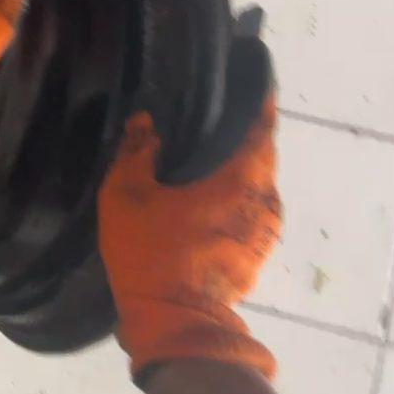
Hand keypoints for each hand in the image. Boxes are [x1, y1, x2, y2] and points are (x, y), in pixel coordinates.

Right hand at [99, 99, 281, 383]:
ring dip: (235, 166)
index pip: (261, 129)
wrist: (176, 317)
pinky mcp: (256, 250)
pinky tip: (200, 190)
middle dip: (240, 133)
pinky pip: (248, 206)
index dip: (258, 101)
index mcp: (242, 180)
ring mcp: (266, 229)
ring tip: (202, 150)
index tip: (252, 76)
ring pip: (255, 183)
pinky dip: (230, 190)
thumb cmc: (151, 250)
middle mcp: (266, 201)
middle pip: (261, 155)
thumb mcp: (127, 194)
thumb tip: (145, 121)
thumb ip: (137, 153)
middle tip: (209, 112)